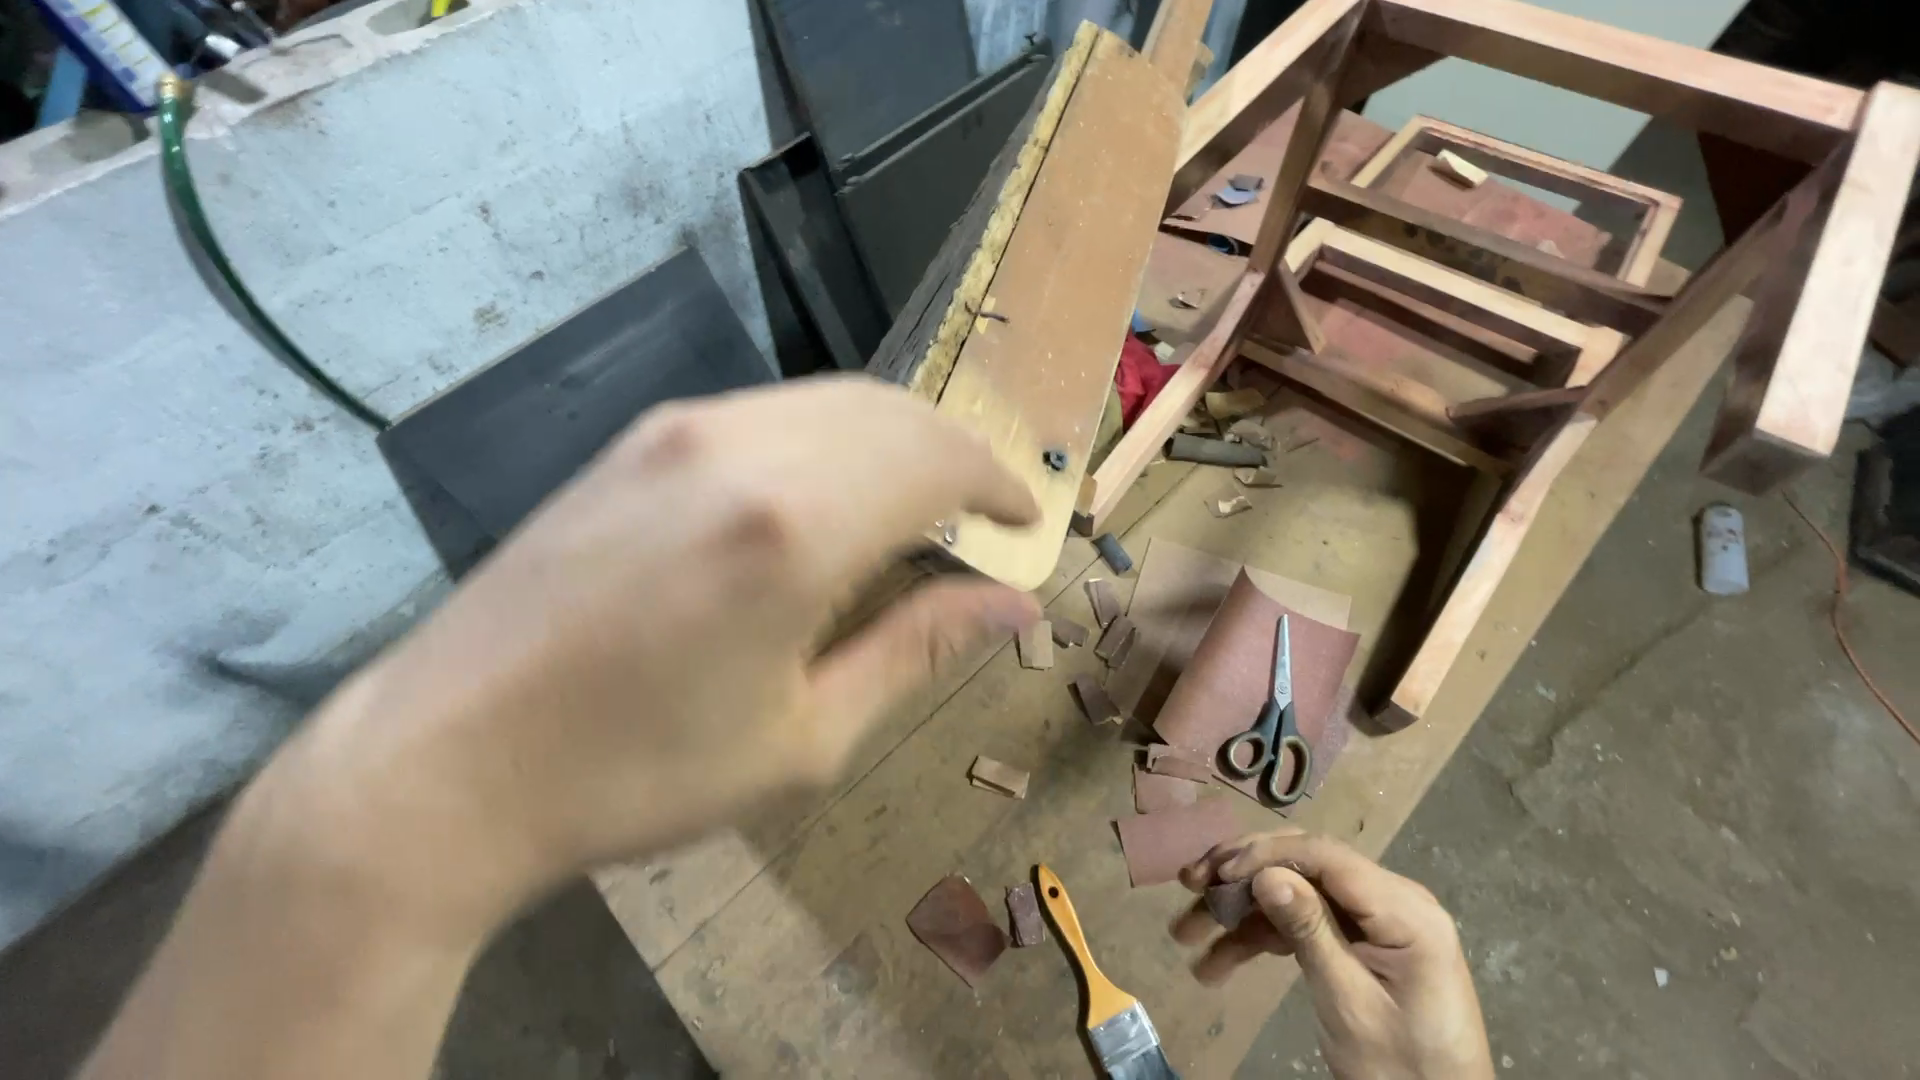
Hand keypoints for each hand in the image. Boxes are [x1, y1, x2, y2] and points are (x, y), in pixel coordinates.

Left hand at [252, 377, 1041, 936]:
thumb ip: (916, 649)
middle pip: (894, 413)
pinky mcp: (642, 435)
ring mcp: (683, 428)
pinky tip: (831, 495)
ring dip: (897, 440)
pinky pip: (773, 412)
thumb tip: (1013, 607)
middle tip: (982, 517)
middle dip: (957, 454)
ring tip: (919, 506)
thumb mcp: (804, 736)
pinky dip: (832, 438)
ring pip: (834, 401)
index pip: (939, 460)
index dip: (999, 484)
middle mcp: (743, 447)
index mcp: (795, 527)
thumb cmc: (639, 773)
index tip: (1026, 522)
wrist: (443, 761)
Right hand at [1171, 830, 1493, 1079]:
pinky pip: (1300, 923)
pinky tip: (1215, 961)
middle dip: (1241, 874)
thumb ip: (1310, 932)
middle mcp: (1388, 899)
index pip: (1324, 856)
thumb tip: (1267, 874)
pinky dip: (1259, 938)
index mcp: (1403, 908)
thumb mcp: (1350, 1004)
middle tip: (1189, 884)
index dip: (1265, 855)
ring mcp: (1371, 920)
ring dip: (1239, 911)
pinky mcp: (1356, 941)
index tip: (1215, 873)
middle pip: (1302, 865)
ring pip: (1292, 893)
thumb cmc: (1401, 1068)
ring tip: (1185, 930)